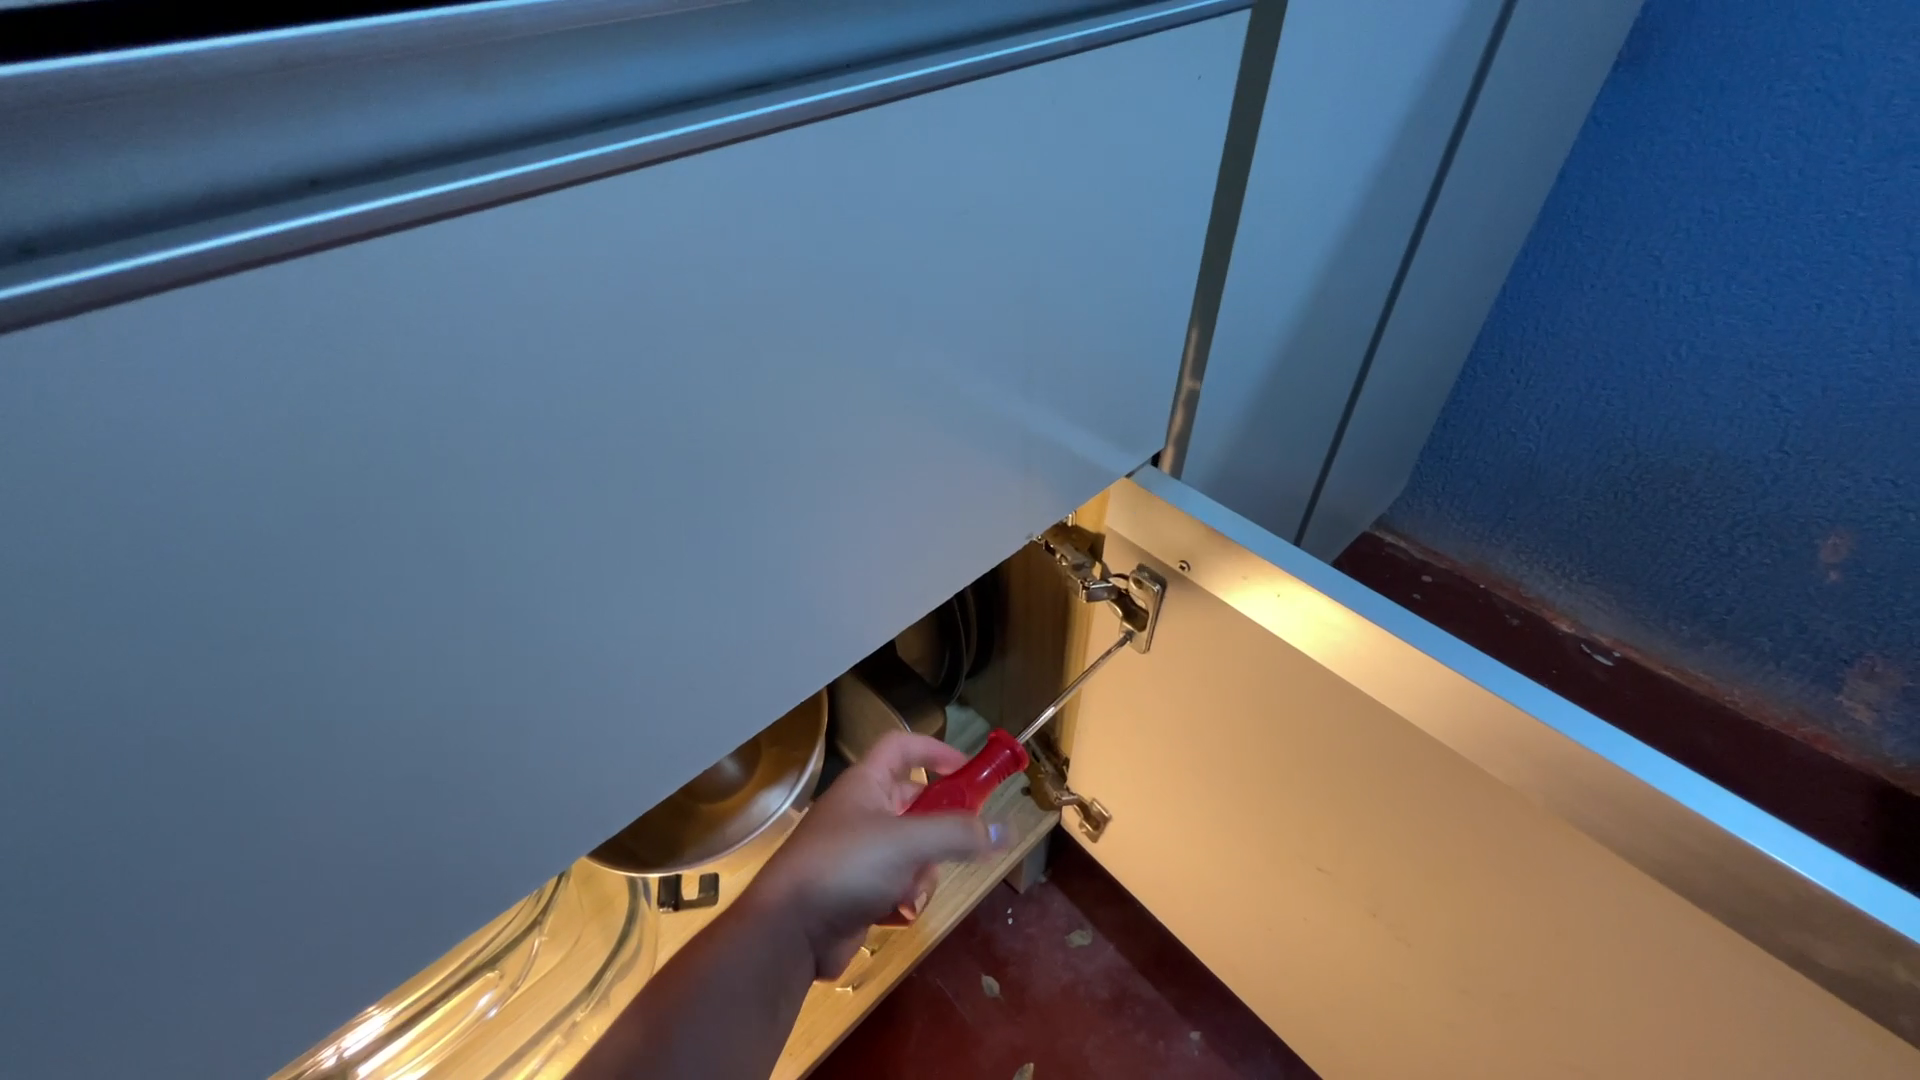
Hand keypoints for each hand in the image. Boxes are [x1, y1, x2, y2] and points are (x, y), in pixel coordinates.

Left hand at [741, 732, 1001, 978]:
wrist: (788, 931)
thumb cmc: (845, 867)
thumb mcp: (908, 842)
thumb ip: (958, 834)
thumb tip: (1004, 829)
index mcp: (865, 784)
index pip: (902, 747)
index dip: (935, 751)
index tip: (968, 770)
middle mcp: (862, 812)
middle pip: (916, 804)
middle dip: (939, 828)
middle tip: (965, 843)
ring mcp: (860, 853)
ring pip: (913, 850)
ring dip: (923, 871)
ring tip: (913, 889)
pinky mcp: (859, 891)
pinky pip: (899, 884)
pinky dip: (904, 897)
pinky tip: (898, 912)